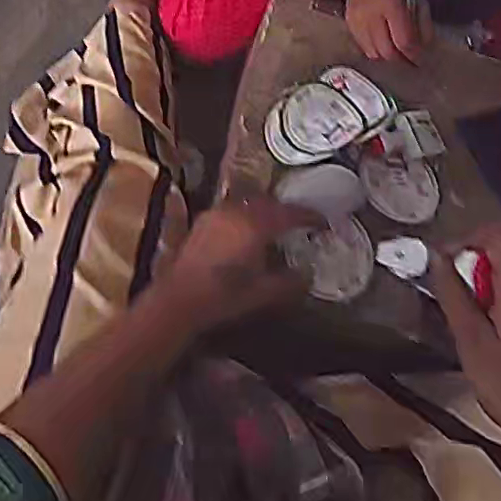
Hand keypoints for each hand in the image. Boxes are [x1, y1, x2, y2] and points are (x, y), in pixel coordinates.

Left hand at [152, 198, 319, 334]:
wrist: (179, 298)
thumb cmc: (223, 297)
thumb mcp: (262, 294)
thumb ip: (289, 282)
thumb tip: (308, 273)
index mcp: (255, 226)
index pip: (288, 213)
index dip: (307, 216)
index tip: (321, 221)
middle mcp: (237, 211)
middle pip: (268, 202)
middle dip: (286, 210)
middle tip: (299, 222)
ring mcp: (218, 212)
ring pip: (249, 202)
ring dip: (265, 210)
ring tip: (274, 225)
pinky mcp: (204, 218)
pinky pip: (233, 208)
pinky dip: (246, 214)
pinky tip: (246, 230)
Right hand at [346, 0, 429, 63]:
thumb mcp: (417, 1)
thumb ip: (422, 25)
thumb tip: (423, 47)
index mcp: (393, 7)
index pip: (403, 42)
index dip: (413, 54)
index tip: (419, 60)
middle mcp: (372, 15)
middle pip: (386, 52)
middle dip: (400, 59)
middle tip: (408, 59)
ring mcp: (357, 19)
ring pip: (372, 52)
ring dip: (385, 55)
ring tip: (393, 51)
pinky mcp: (349, 21)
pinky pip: (362, 44)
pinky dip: (373, 47)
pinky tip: (379, 41)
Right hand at [429, 225, 500, 440]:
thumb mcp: (470, 341)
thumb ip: (453, 294)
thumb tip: (436, 257)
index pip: (497, 234)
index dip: (466, 238)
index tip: (444, 261)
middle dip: (478, 255)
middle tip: (455, 284)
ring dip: (493, 273)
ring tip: (473, 306)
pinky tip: (497, 323)